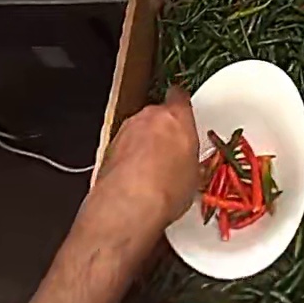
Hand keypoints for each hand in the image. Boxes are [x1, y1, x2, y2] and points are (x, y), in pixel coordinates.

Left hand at [87, 87, 198, 239]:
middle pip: (158, 115)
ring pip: (139, 131)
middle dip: (163, 130)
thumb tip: (189, 167)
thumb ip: (190, 156)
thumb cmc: (164, 188)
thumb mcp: (194, 173)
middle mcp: (149, 117)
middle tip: (172, 152)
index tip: (185, 113)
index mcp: (176, 116)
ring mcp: (126, 131)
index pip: (179, 96)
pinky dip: (129, 158)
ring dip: (144, 144)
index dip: (182, 104)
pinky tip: (137, 180)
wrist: (128, 206)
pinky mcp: (108, 149)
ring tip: (153, 171)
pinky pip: (124, 148)